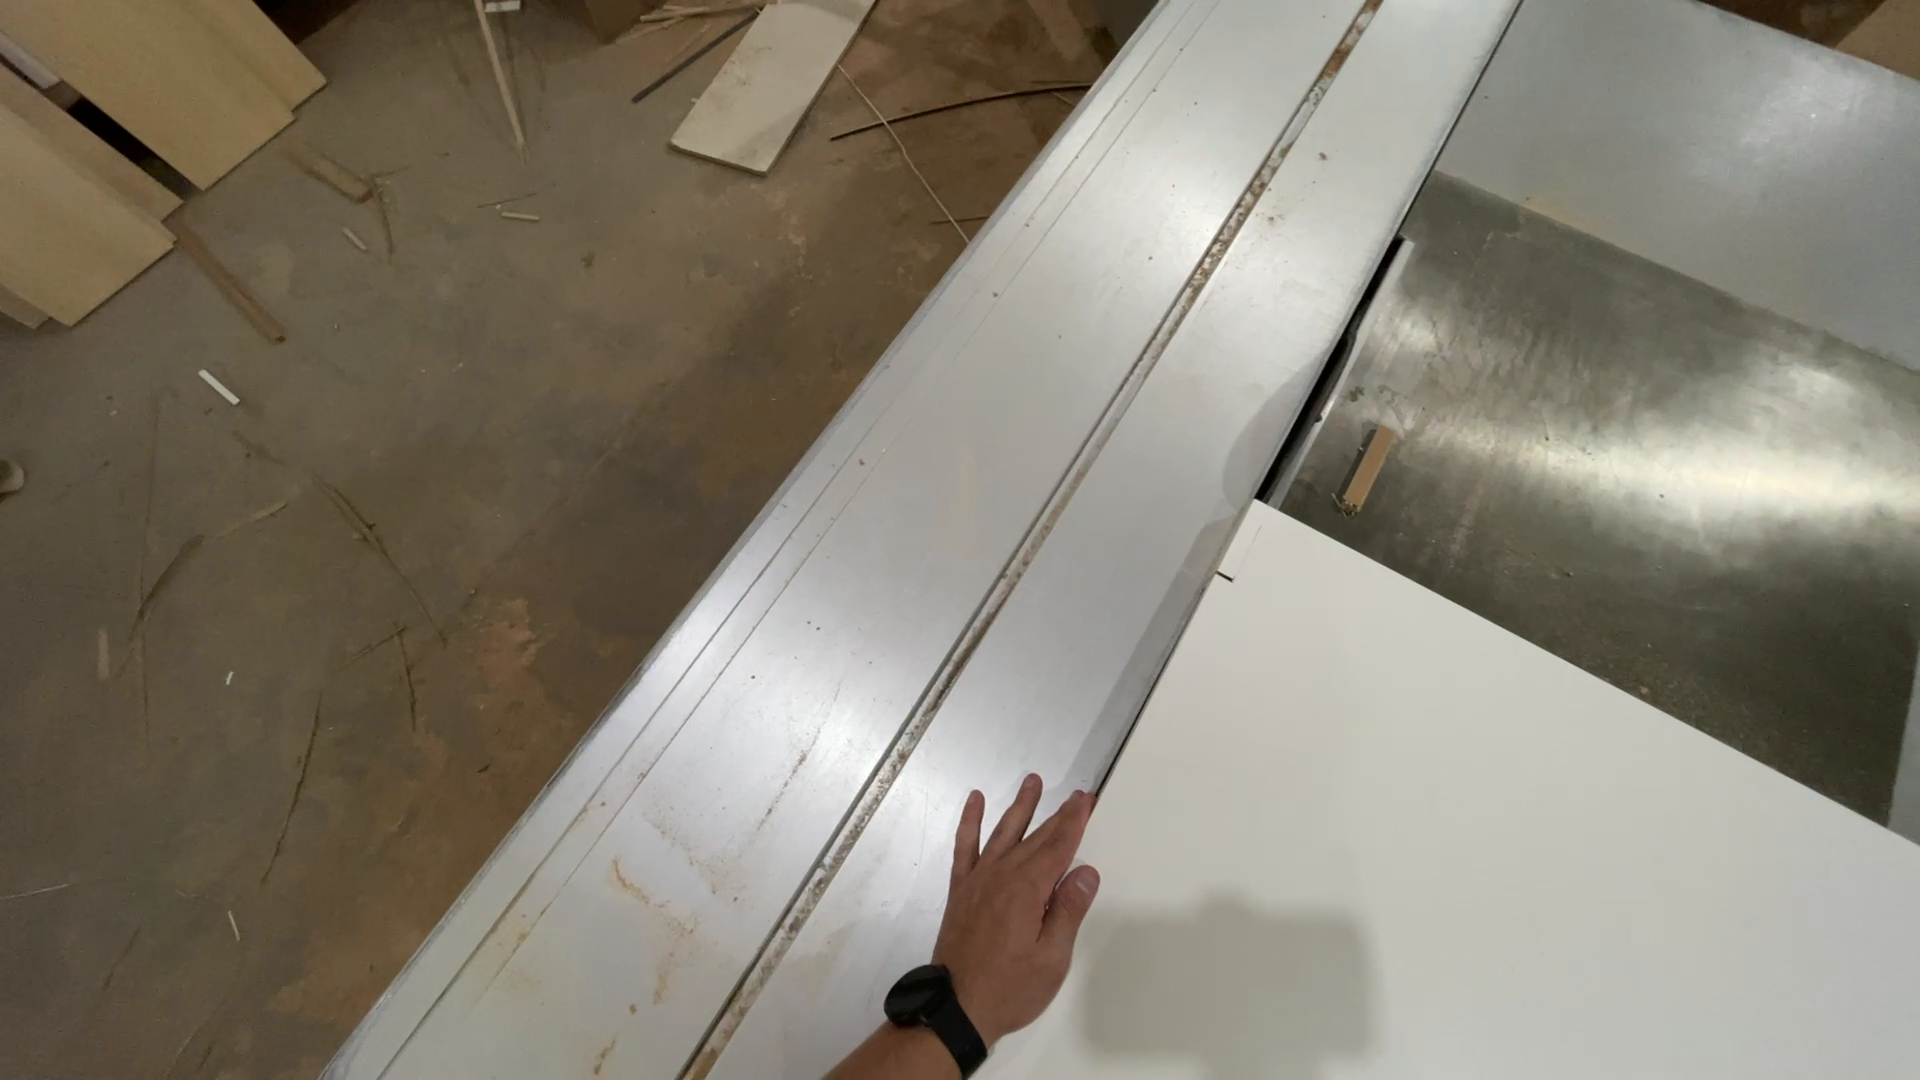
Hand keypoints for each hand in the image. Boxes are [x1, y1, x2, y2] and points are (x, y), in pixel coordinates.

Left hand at [933, 774, 1100, 1046]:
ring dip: (1020, 807)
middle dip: (1058, 815)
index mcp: (1028, 891)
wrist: (956, 1007)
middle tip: (1076, 795)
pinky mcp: (962, 888)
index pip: (1058, 848)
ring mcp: (979, 878)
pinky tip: (975, 800)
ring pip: (1004, 833)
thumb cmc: (1010, 988)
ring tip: (1033, 781)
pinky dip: (970, 820)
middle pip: (1036, 838)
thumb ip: (1068, 911)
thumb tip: (1086, 871)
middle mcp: (1002, 875)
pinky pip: (965, 845)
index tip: (1086, 801)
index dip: (1074, 823)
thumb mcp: (1051, 959)